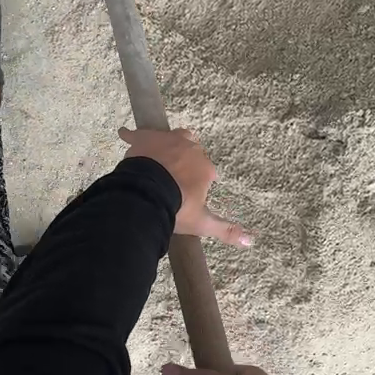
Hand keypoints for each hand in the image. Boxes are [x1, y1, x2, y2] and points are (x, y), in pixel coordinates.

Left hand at [116, 128, 250, 246]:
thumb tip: (250, 241)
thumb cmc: (177, 208)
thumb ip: (226, 230)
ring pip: (172, 136)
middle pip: (192, 149)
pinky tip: (123, 133)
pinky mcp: (144, 138)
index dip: (201, 180)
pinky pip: (136, 133)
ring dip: (168, 143)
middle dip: (186, 160)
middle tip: (177, 174)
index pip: (207, 171)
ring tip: (163, 152)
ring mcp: (166, 140)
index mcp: (204, 167)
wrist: (146, 195)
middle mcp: (189, 148)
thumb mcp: (203, 223)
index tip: (193, 191)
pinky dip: (130, 135)